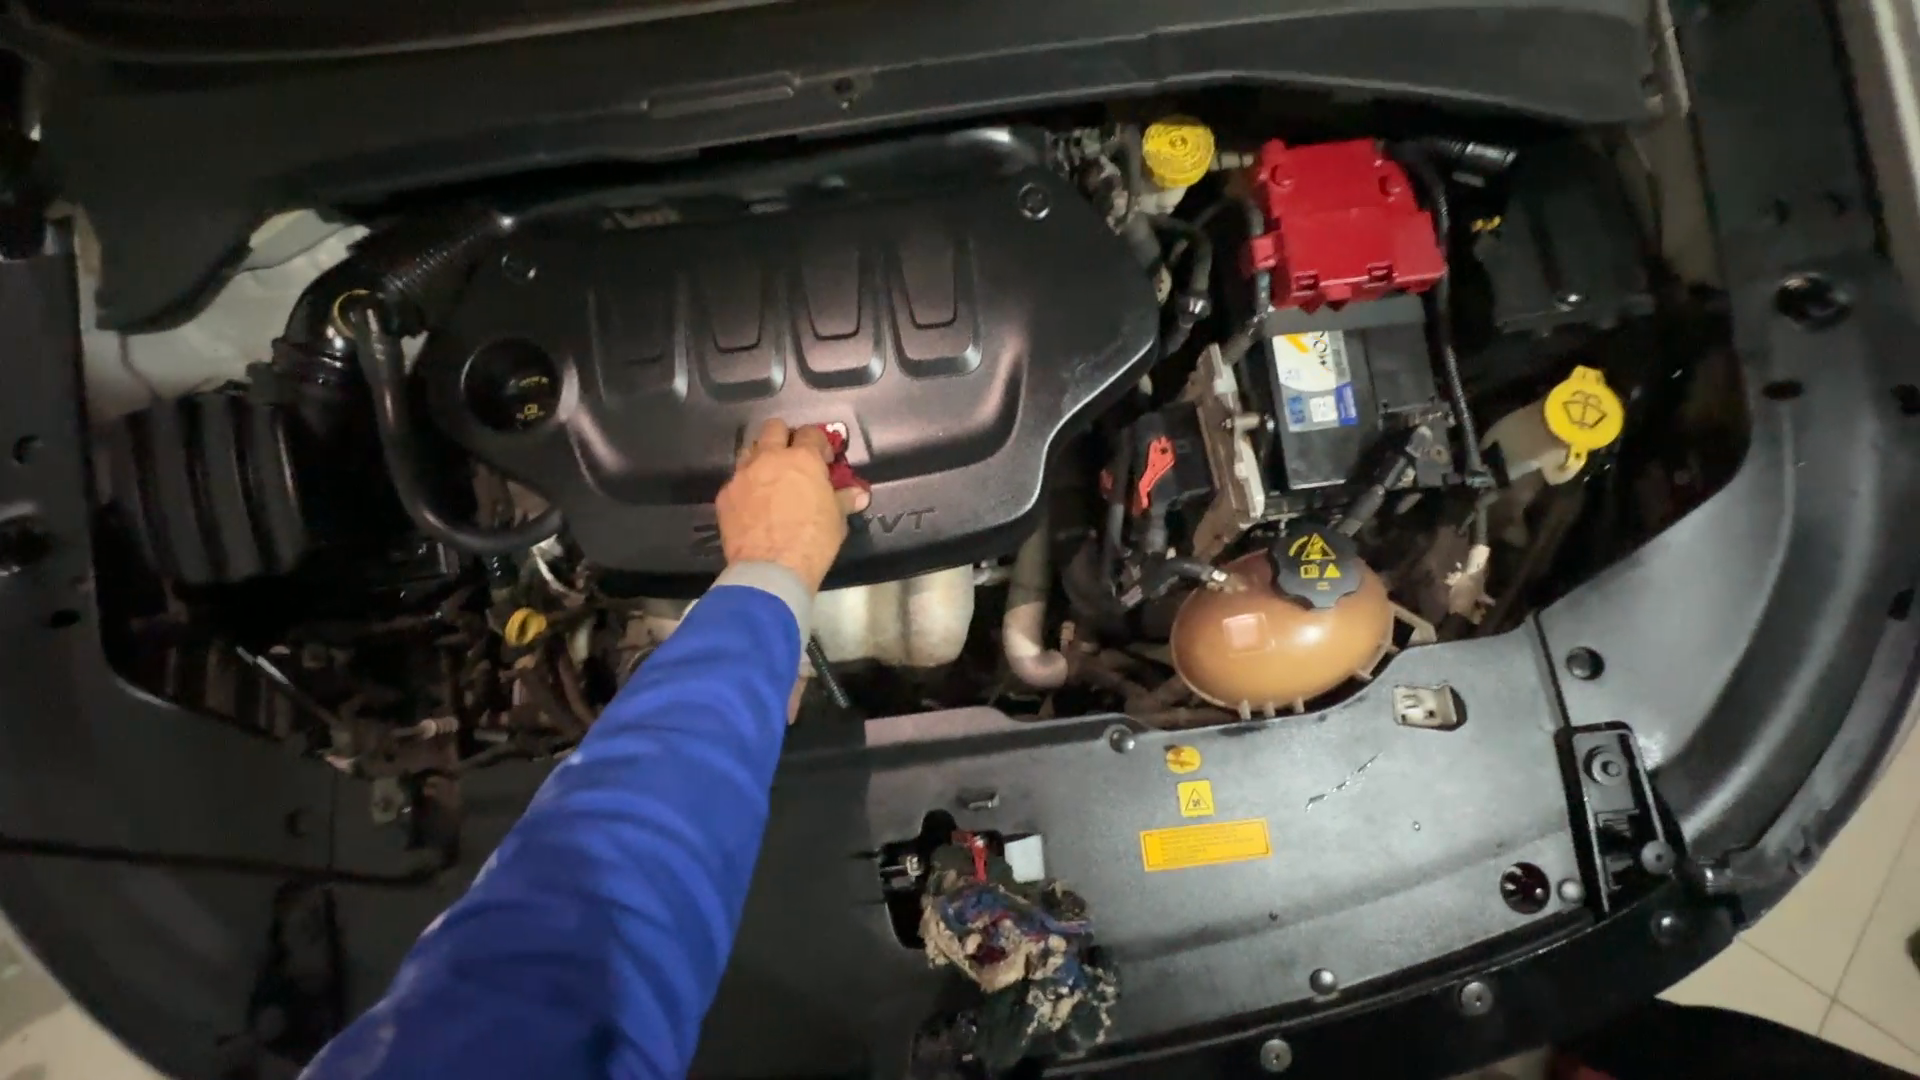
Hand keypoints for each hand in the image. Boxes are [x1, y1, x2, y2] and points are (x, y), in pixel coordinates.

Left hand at [716, 419, 854, 592]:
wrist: (771, 569)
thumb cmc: (813, 540)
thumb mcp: (837, 520)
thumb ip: (844, 500)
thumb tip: (859, 494)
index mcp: (802, 460)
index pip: (811, 433)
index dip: (820, 442)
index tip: (825, 457)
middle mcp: (770, 458)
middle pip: (774, 428)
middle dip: (785, 437)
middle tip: (794, 458)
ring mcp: (743, 475)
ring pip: (750, 450)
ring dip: (762, 457)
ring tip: (771, 478)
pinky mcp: (724, 495)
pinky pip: (736, 480)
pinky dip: (747, 486)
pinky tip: (754, 504)